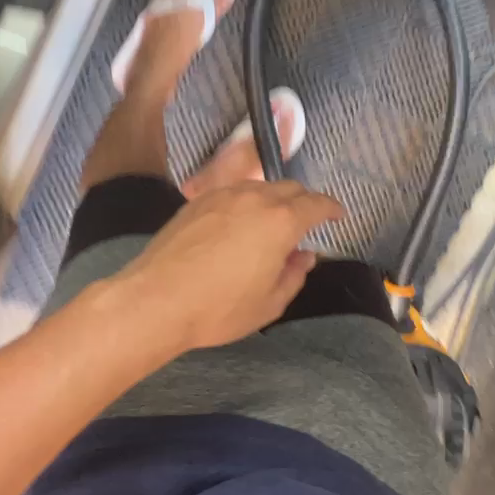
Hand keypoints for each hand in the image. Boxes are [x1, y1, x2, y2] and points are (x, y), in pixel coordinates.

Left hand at [111, 181, 344, 350]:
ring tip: (272, 222)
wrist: (157, 299)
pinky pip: (233, 192)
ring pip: (260, 186)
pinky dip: (247, 201)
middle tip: (307, 221)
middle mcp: (255, 198)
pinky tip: (239, 222)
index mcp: (281, 221)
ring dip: (274, 199)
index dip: (332, 208)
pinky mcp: (198, 201)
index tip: (338, 215)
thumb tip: (304, 256)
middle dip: (304, 201)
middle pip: (290, 188)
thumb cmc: (219, 308)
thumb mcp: (269, 304)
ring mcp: (223, 195)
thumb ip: (293, 275)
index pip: (316, 204)